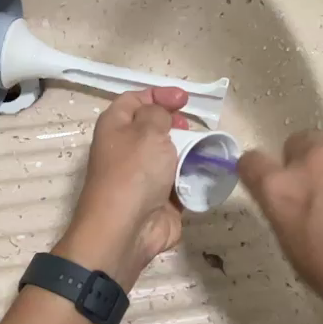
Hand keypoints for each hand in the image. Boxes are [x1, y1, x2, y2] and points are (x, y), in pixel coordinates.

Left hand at [54, 87, 190, 289]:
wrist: (127, 229)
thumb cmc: (134, 171)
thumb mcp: (147, 130)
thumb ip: (158, 113)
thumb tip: (159, 115)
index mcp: (115, 126)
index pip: (135, 100)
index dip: (159, 94)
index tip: (184, 99)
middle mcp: (126, 148)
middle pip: (153, 128)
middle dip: (176, 124)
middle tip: (191, 127)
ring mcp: (143, 175)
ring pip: (169, 155)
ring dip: (188, 151)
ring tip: (204, 150)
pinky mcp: (159, 198)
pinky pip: (180, 180)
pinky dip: (193, 176)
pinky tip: (208, 173)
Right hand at [239, 131, 322, 323]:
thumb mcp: (304, 262)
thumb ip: (289, 220)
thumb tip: (292, 206)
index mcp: (283, 190)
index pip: (251, 163)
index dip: (259, 176)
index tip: (271, 191)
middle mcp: (316, 159)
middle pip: (297, 145)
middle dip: (303, 166)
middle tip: (321, 198)